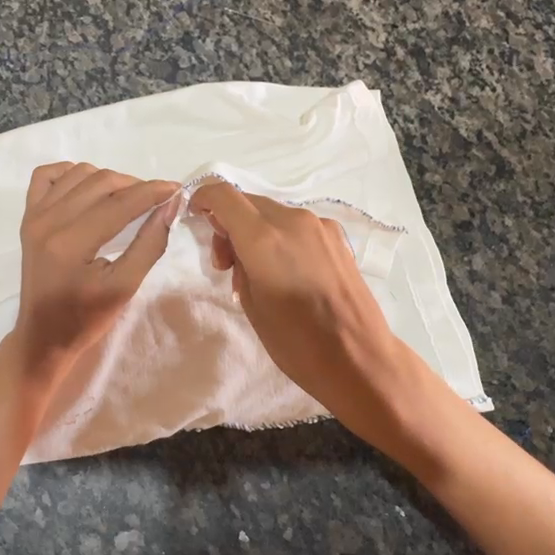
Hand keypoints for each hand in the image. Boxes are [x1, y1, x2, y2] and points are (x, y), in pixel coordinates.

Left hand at [10, 162, 178, 384]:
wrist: (43, 337)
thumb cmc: (85, 319)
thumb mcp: (125, 287)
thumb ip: (149, 244)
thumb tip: (170, 206)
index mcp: (70, 243)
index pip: (119, 204)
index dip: (152, 192)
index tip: (177, 189)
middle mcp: (48, 221)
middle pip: (100, 182)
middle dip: (134, 185)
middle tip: (157, 199)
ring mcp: (34, 216)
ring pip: (77, 174)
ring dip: (107, 179)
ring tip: (128, 198)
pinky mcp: (28, 217)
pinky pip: (46, 177)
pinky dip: (70, 174)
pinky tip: (89, 189)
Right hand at [190, 182, 446, 453]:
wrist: (359, 359)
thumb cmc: (296, 342)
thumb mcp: (251, 302)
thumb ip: (237, 260)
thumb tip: (234, 240)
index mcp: (264, 238)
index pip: (223, 195)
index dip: (202, 199)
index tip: (195, 218)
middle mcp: (292, 220)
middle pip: (248, 202)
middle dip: (229, 222)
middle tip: (226, 264)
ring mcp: (319, 226)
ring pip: (272, 213)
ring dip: (255, 231)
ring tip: (257, 273)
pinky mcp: (337, 237)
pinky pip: (296, 225)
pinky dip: (280, 237)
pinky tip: (286, 272)